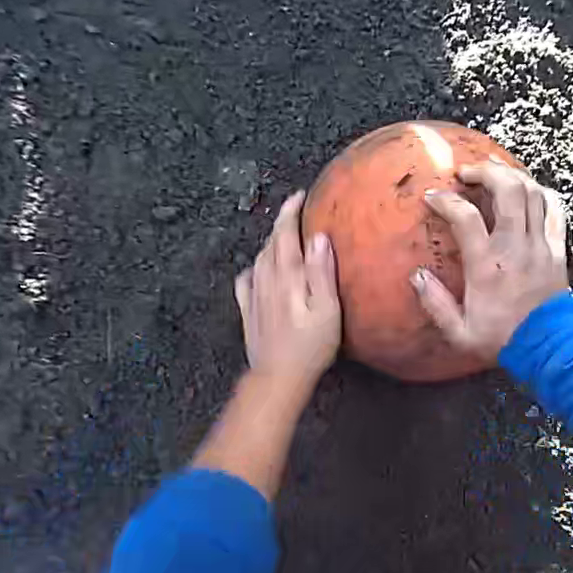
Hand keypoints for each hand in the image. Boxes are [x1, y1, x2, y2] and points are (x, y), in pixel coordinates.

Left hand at [234, 190, 340, 395]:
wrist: (278, 376)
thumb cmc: (310, 346)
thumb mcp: (327, 309)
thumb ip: (321, 271)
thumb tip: (318, 238)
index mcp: (288, 276)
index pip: (286, 234)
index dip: (291, 212)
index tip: (300, 196)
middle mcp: (267, 280)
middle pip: (271, 243)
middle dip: (281, 223)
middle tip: (294, 209)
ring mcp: (254, 295)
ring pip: (259, 258)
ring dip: (270, 242)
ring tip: (282, 235)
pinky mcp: (248, 311)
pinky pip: (245, 280)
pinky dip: (253, 268)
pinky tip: (256, 270)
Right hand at [414, 161, 568, 363]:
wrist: (550, 347)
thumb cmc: (503, 339)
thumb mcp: (459, 332)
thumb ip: (435, 303)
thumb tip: (417, 277)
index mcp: (487, 265)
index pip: (465, 217)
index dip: (445, 200)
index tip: (432, 197)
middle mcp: (515, 247)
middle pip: (507, 190)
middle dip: (484, 172)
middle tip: (466, 172)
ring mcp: (540, 244)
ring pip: (531, 192)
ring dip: (510, 175)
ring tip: (492, 171)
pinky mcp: (557, 248)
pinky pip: (554, 208)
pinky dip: (540, 191)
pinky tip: (527, 188)